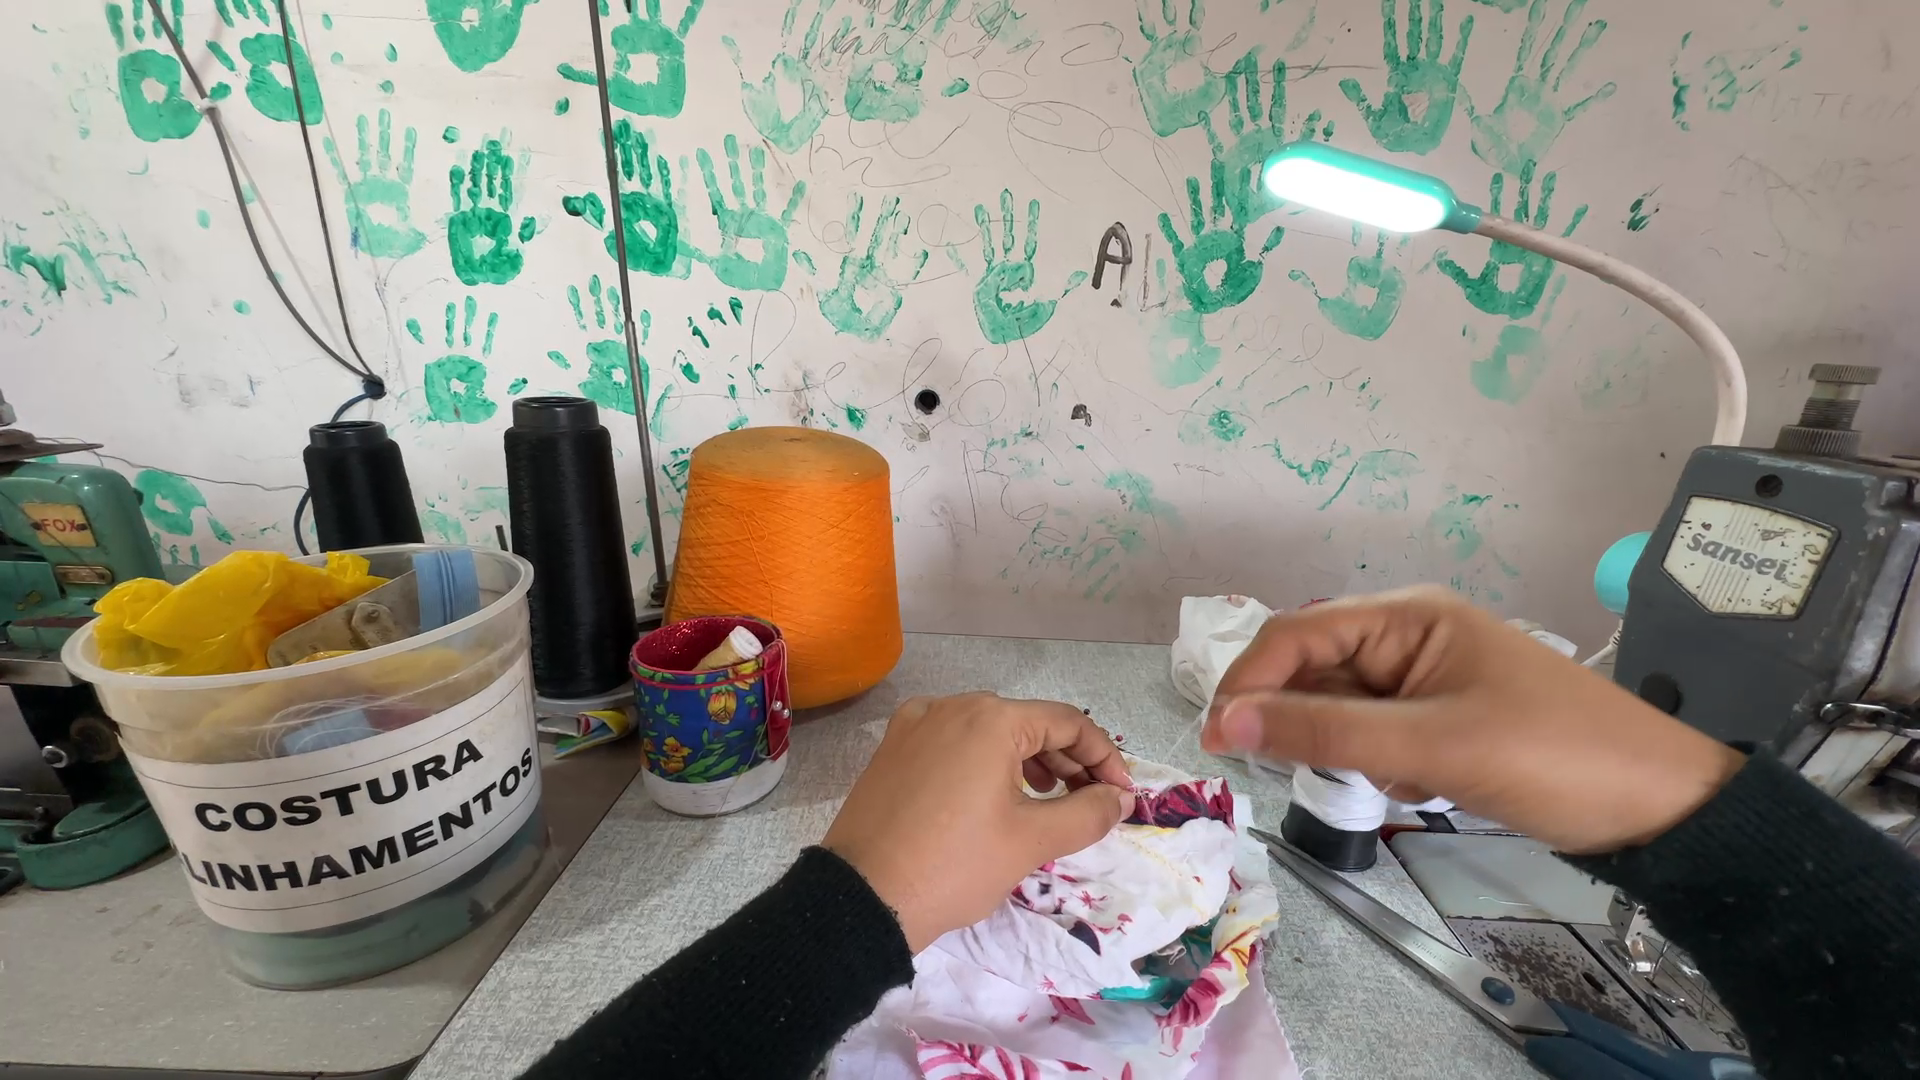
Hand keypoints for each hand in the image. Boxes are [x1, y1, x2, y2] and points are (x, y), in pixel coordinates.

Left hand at [823, 693, 1135, 951]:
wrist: (861, 897)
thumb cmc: (954, 865)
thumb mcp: (1031, 842)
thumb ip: (1088, 813)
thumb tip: (1121, 796)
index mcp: (992, 717)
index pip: (1068, 723)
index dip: (1103, 757)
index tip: (1122, 795)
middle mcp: (954, 704)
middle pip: (1028, 723)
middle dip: (1067, 761)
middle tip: (1089, 803)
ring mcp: (918, 721)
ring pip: (990, 730)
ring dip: (1028, 760)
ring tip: (1046, 799)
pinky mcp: (895, 744)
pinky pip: (953, 740)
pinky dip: (983, 759)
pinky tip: (990, 793)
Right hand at [1202, 587, 1742, 853]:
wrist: (1669, 814)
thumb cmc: (1552, 758)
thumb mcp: (1428, 745)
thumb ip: (1320, 732)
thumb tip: (1222, 723)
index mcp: (1403, 615)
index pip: (1293, 635)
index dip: (1247, 682)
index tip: (1215, 737)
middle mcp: (1403, 633)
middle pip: (1309, 667)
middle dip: (1300, 719)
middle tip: (1295, 769)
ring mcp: (1418, 674)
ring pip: (1335, 703)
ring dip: (1343, 744)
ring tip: (1398, 779)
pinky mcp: (1432, 711)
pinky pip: (1368, 728)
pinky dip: (1375, 760)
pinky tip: (1420, 785)